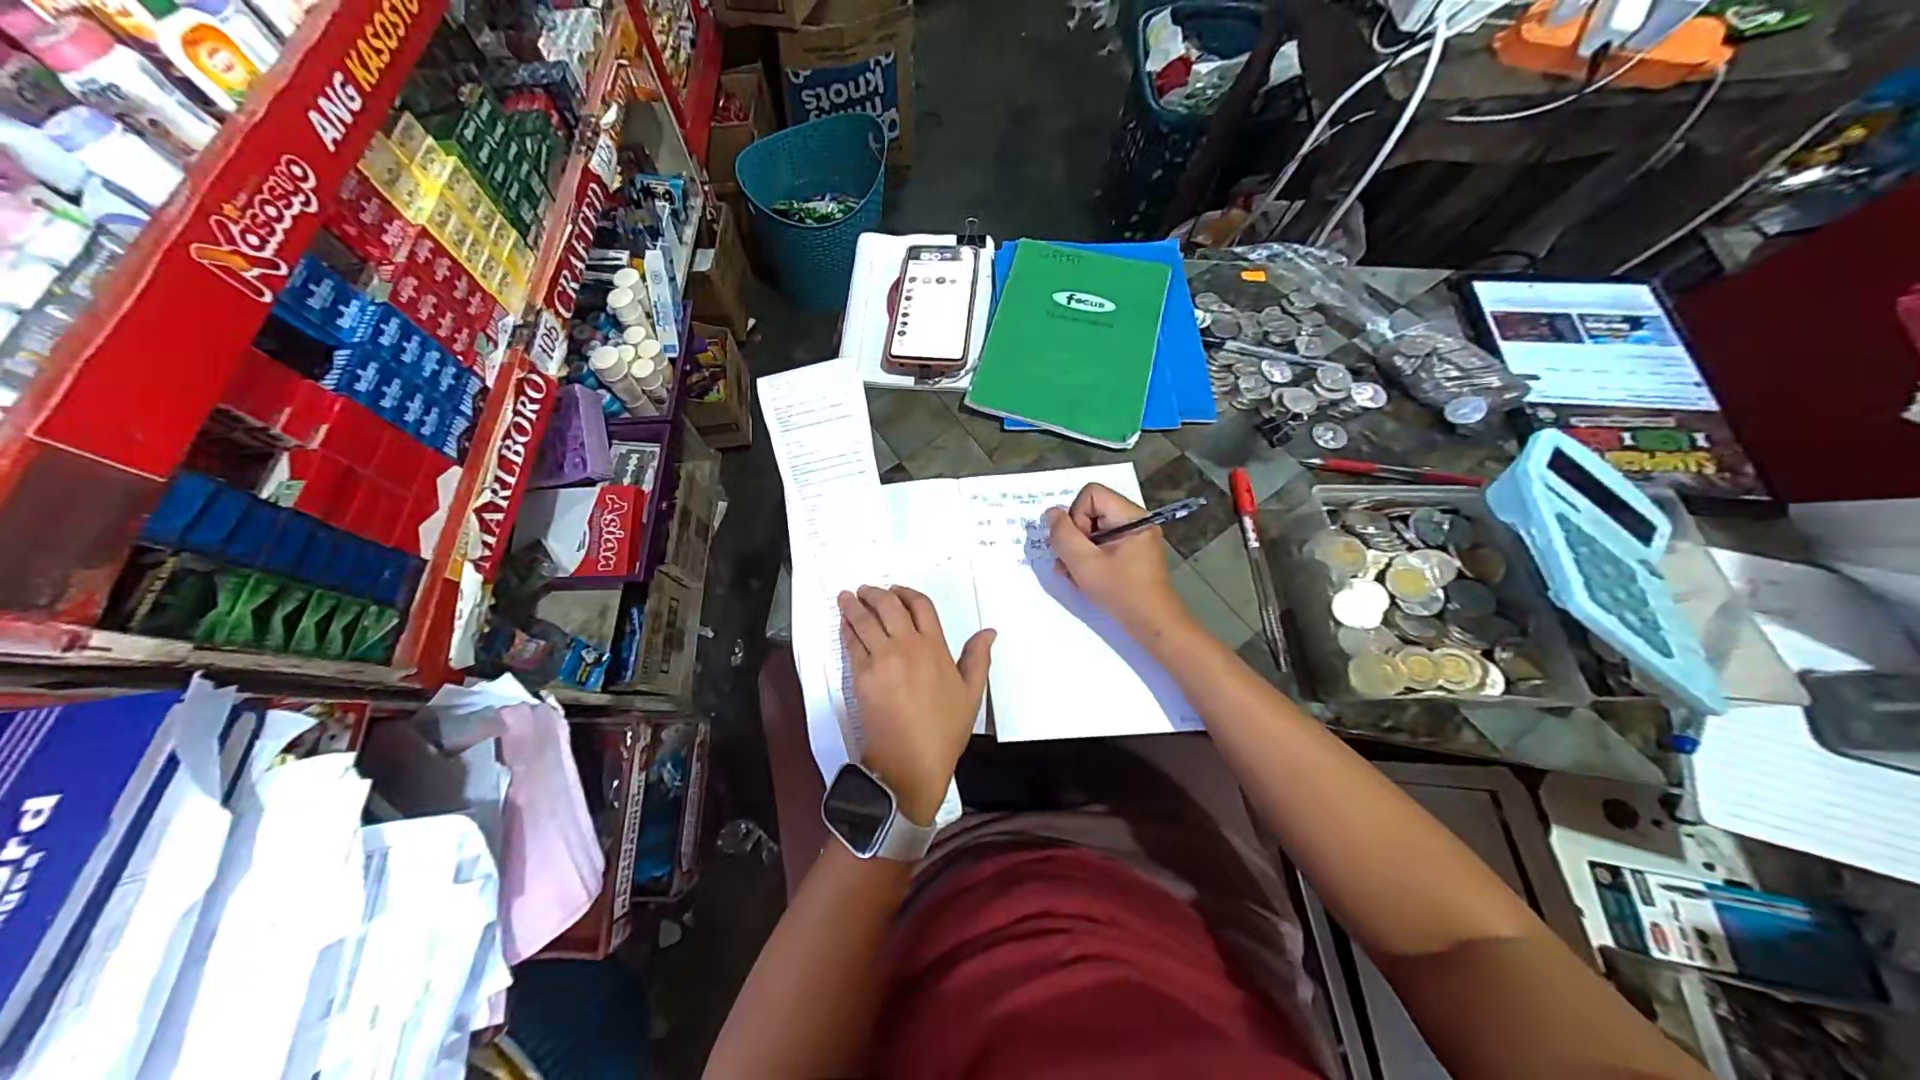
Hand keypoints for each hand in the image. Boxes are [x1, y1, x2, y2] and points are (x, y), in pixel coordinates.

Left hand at [839, 585, 993, 824]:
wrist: (912, 759)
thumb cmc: (943, 730)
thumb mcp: (971, 692)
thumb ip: (978, 657)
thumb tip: (988, 633)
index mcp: (935, 647)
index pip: (920, 605)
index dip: (906, 592)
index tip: (897, 590)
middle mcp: (908, 646)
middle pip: (888, 605)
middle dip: (875, 593)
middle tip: (867, 590)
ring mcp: (882, 658)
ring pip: (865, 620)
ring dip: (854, 605)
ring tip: (846, 597)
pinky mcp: (862, 674)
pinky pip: (851, 642)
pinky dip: (846, 629)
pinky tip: (844, 624)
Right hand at [1046, 483, 1189, 638]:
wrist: (1153, 624)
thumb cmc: (1122, 593)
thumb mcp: (1084, 564)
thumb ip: (1063, 535)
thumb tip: (1052, 514)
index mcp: (1131, 516)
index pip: (1091, 494)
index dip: (1076, 516)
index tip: (1079, 546)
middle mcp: (1135, 521)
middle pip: (1090, 511)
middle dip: (1074, 537)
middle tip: (1071, 564)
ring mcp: (1134, 537)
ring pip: (1092, 529)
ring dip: (1077, 551)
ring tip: (1074, 575)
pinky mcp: (1130, 552)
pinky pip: (1101, 544)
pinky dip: (1088, 558)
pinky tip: (1085, 578)